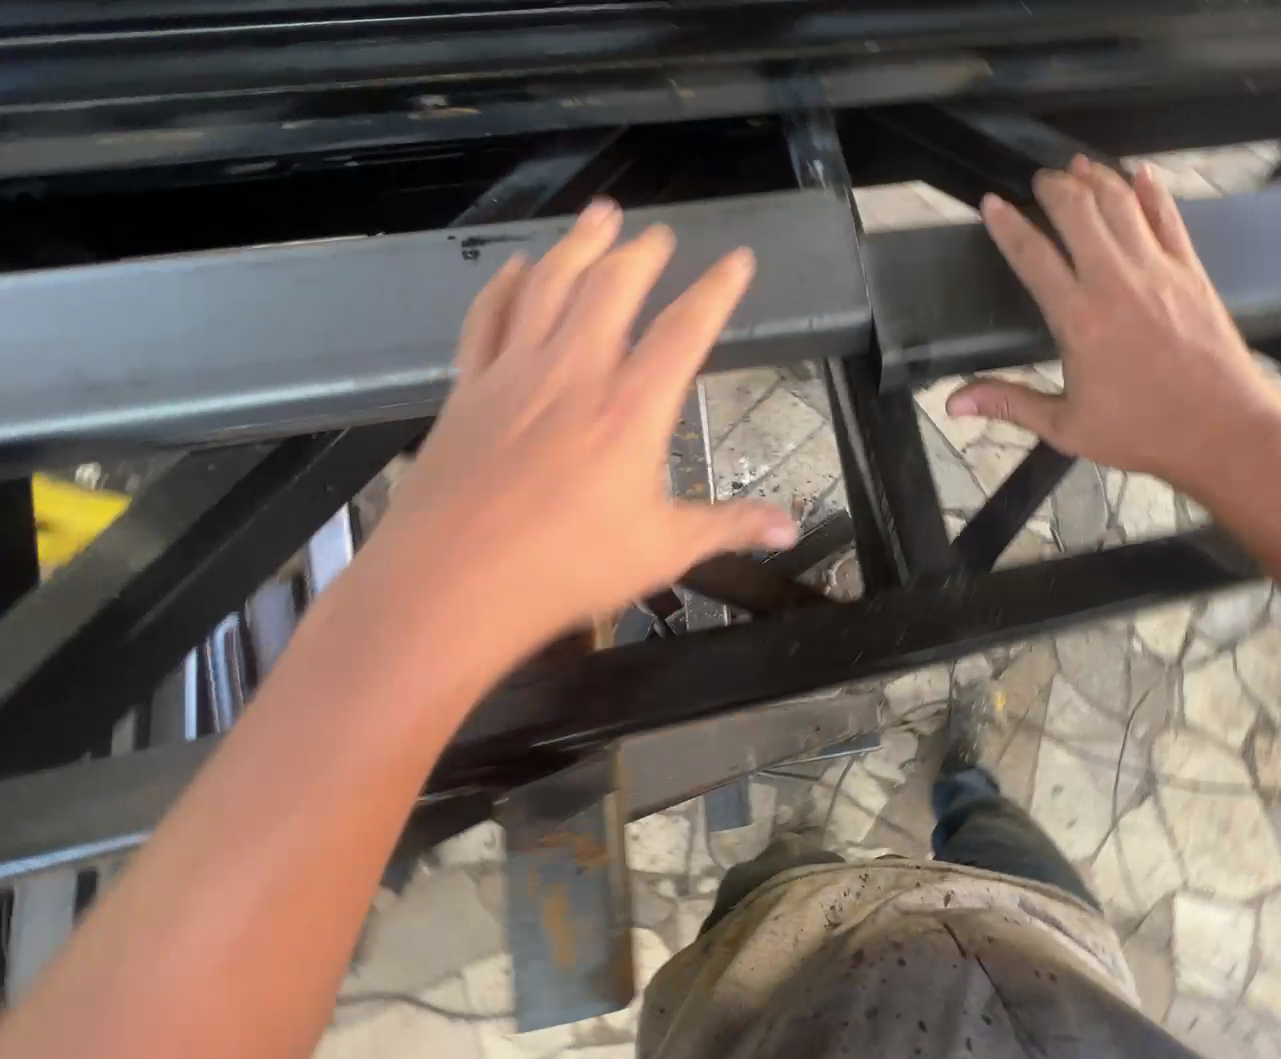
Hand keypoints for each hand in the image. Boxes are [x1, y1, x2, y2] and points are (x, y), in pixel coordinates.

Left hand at [356, 198, 796, 659]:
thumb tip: (790, 527)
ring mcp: (515, 376)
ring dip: (578, 246)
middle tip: (660, 234)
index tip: (736, 260)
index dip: (717, 290)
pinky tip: (519, 268)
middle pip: (611, 290)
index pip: (685, 331)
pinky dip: (506, 286)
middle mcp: (575, 374)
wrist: (453, 584)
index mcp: (632, 409)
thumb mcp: (666, 549)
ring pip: (548, 288)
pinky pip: (487, 319)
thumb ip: (731, 527)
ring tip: (599, 216)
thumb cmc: (569, 568)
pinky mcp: (470, 391)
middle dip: (641, 255)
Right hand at [947, 157, 1280, 491]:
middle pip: (1078, 210)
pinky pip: (1169, 217)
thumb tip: (954, 402)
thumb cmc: (1141, 433)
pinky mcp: (1191, 272)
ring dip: (1097, 178)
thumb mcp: (1067, 427)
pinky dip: (1152, 191)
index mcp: (1078, 319)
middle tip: (1040, 180)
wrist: (1221, 431)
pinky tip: (1140, 174)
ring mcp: (1158, 270)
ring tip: (1078, 167)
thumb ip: (1009, 403)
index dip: (1007, 224)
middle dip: (1054, 186)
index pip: (1033, 255)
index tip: (991, 202)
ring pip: (1122, 202)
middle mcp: (1115, 282)